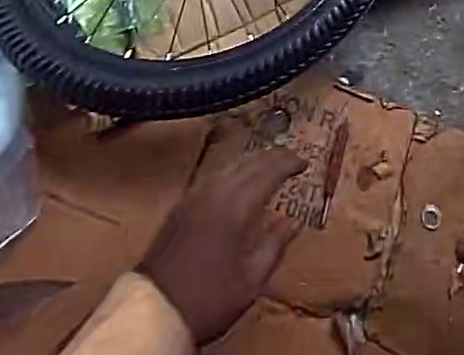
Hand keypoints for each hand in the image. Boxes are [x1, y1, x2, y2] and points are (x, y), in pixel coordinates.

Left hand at [138, 147, 307, 342]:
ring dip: (253, 162)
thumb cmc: (210, 298)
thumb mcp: (251, 280)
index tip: (305, 162)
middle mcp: (215, 190)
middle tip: (292, 158)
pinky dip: (234, 171)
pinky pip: (214, 175)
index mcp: (235, 205)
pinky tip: (238, 181)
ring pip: (230, 166)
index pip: (267, 172)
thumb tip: (295, 222)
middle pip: (249, 163)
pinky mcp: (182, 203)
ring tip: (269, 165)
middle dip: (273, 157)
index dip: (288, 163)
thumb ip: (275, 244)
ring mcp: (195, 194)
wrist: (157, 307)